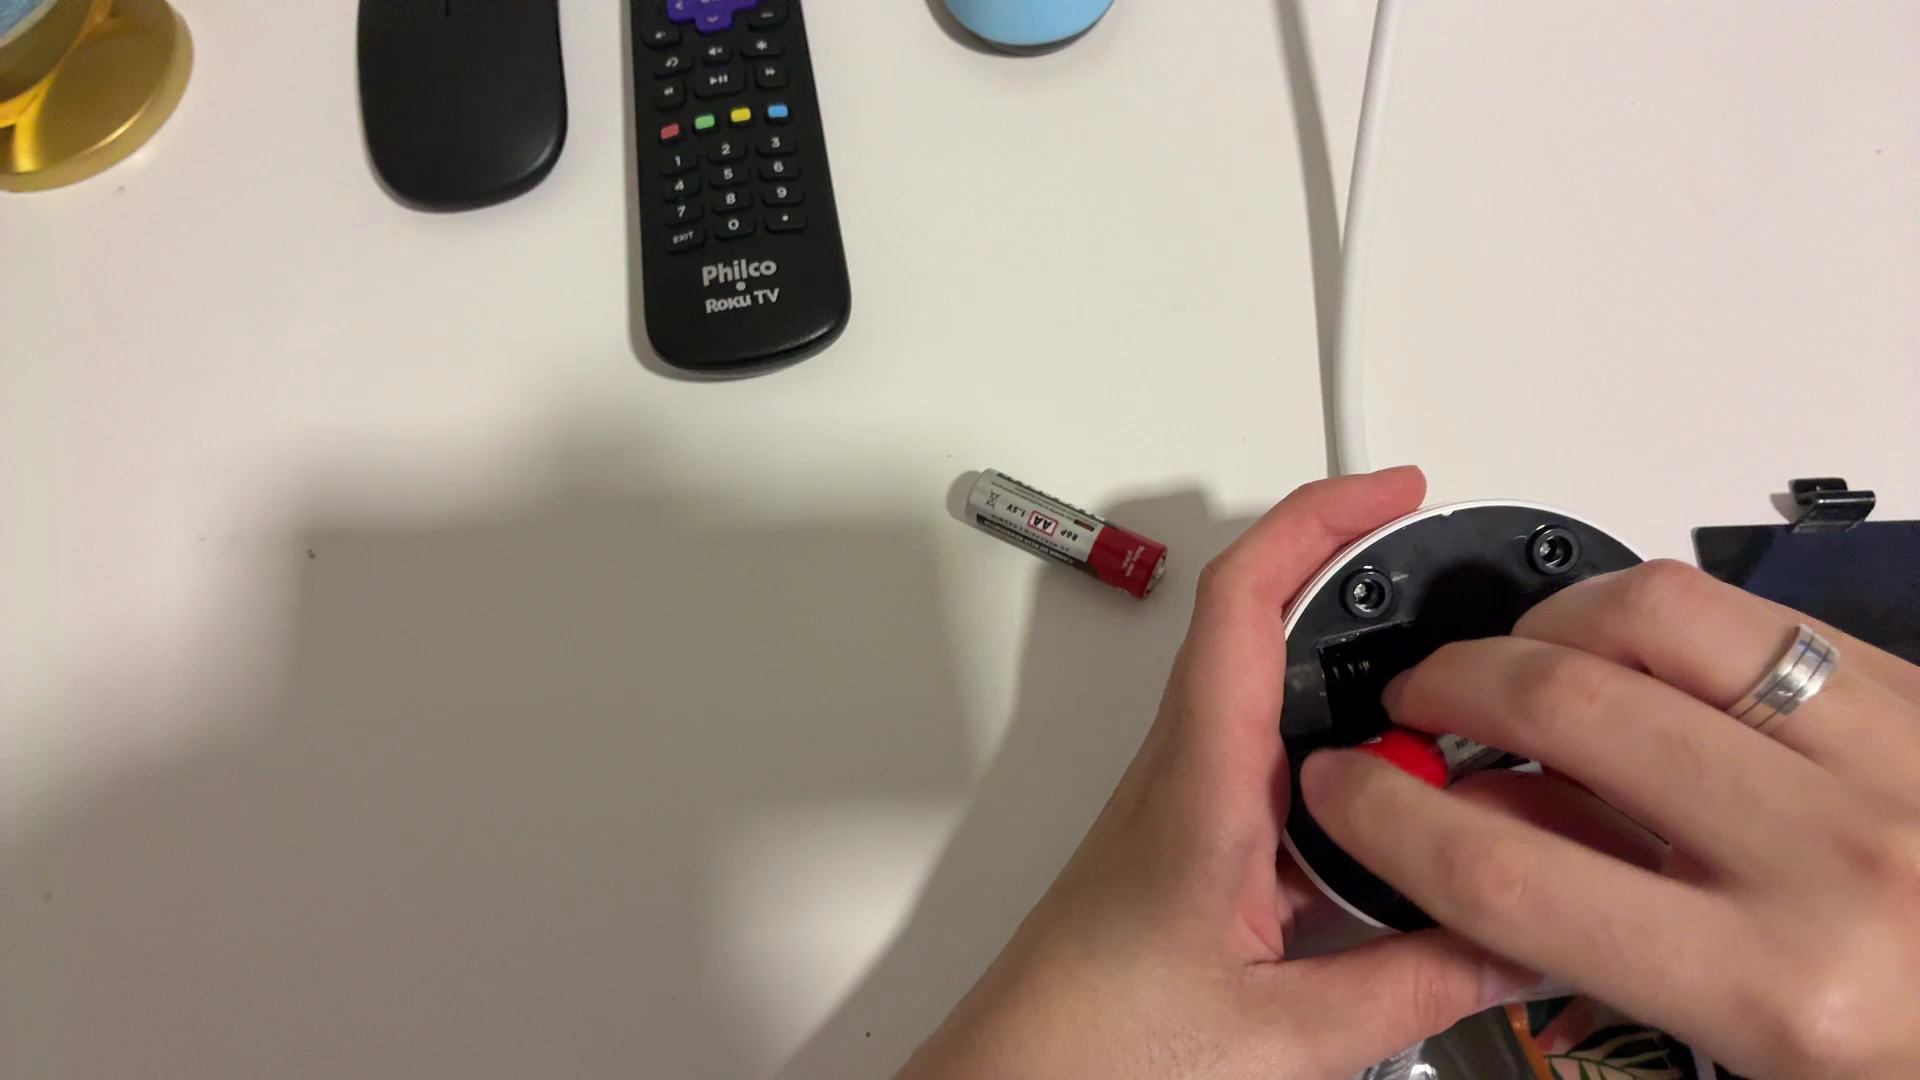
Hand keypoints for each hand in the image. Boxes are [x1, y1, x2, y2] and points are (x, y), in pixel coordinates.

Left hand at [899, 468, 1536, 1079]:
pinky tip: (1396, 767)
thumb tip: (1514, 932)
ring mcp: (1187, 780)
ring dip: (1346, 647)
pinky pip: (1269, 737)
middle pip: (1256, 614)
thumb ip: (1410, 979)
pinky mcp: (1193, 812)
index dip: (1313, 523)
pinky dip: (1336, 722)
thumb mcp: (1286, 1030)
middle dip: (1343, 562)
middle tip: (1442, 560)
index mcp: (1201, 779)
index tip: (1390, 489)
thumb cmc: (1104, 1038)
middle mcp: (1187, 758)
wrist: (1028, 1062)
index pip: (1242, 602)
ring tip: (1451, 670)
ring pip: (1266, 675)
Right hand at [1302, 559, 1919, 1079]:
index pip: (1494, 871)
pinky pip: (1728, 604)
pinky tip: (1610, 650)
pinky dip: (1624, 607)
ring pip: (1633, 614)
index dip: (1380, 812)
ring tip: (1510, 660)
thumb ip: (1581, 917)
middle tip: (1416, 702)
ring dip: (1528, 629)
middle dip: (1436, 688)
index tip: (1343, 781)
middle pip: (1546, 707)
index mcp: (1790, 993)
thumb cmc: (1908, 1046)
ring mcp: (1903, 760)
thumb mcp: (1734, 1046)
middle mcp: (1847, 863)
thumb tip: (1468, 815)